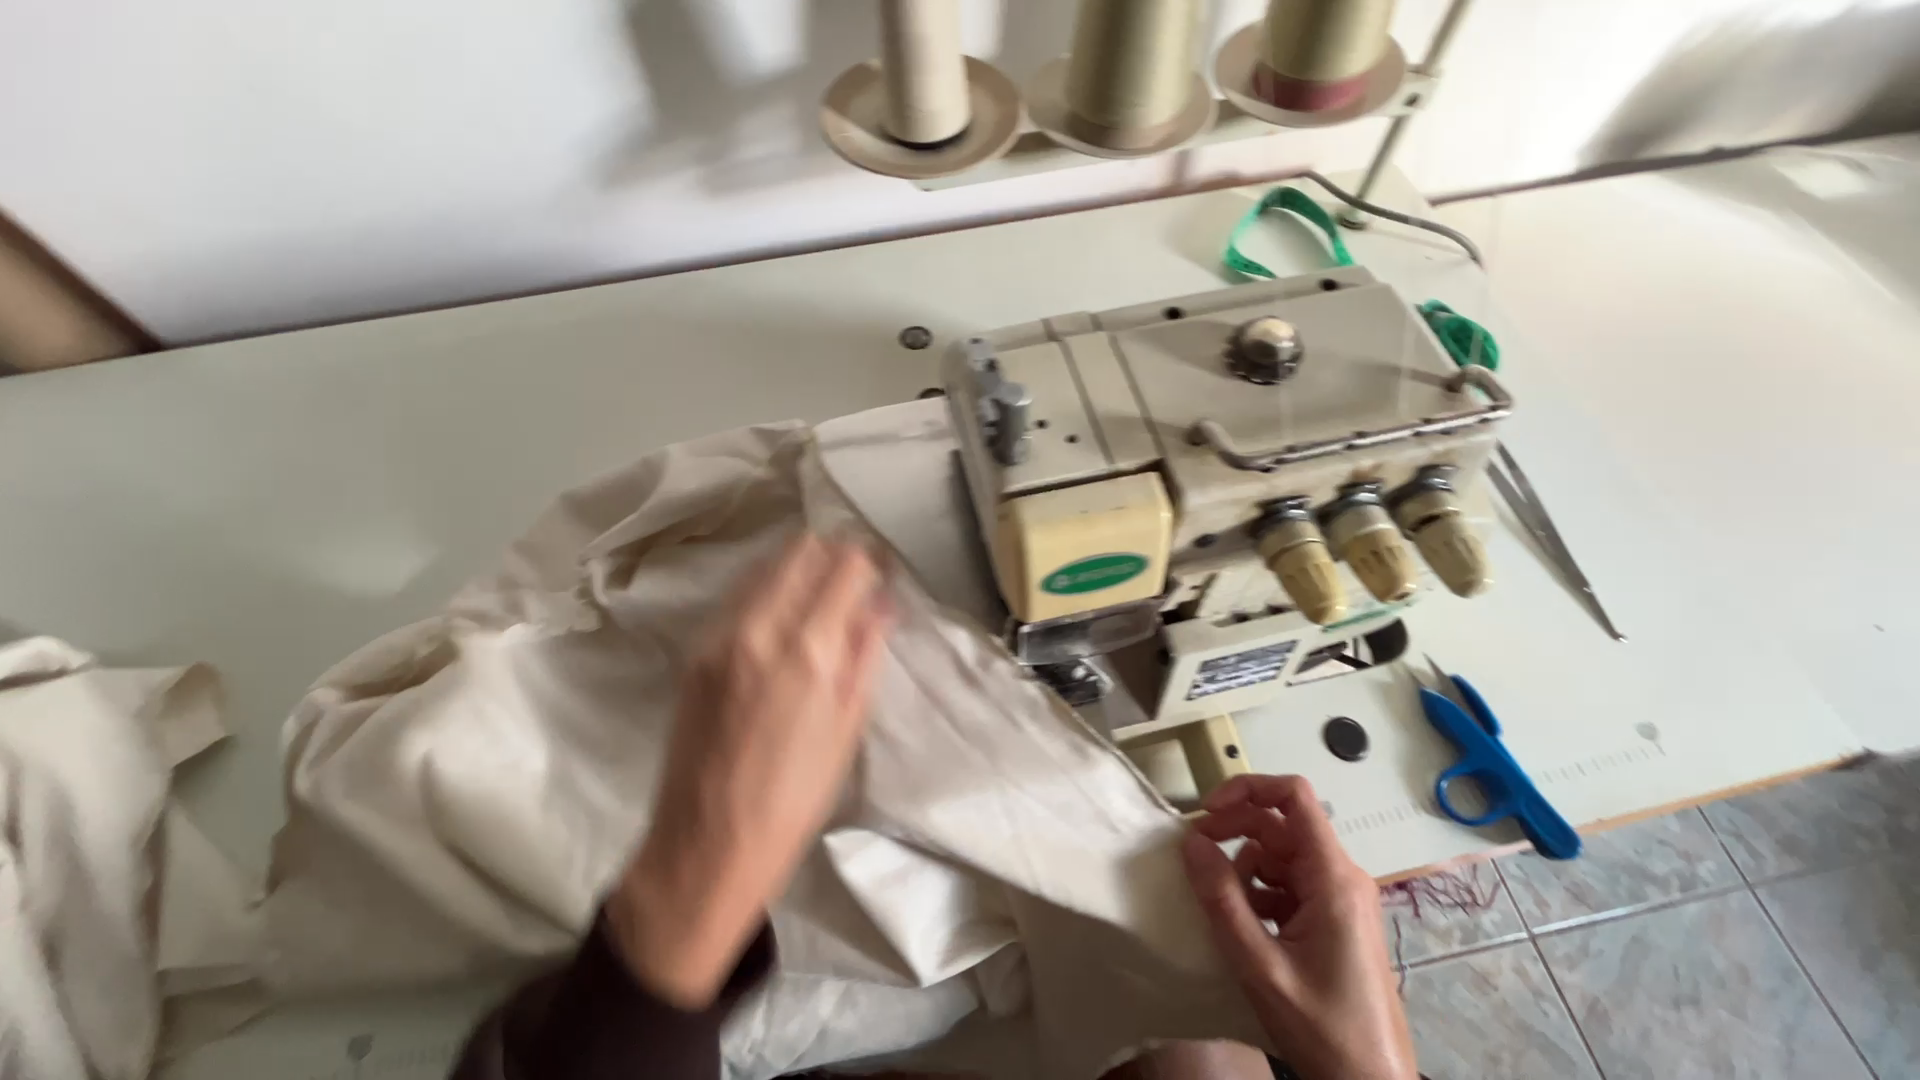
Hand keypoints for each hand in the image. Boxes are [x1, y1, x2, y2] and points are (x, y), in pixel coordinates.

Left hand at [606, 533, 891, 1007]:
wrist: (708, 842)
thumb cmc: (795, 796)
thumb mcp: (848, 727)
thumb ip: (865, 654)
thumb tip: (881, 604)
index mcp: (807, 650)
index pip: (843, 566)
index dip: (868, 560)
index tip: (880, 569)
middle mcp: (757, 627)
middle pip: (798, 551)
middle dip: (831, 553)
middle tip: (851, 577)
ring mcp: (717, 635)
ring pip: (762, 566)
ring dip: (796, 566)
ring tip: (817, 593)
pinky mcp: (694, 651)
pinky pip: (736, 595)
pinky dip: (764, 589)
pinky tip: (779, 615)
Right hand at [1180, 775, 1417, 1079]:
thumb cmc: (1323, 1028)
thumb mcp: (1260, 965)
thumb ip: (1222, 900)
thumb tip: (1191, 842)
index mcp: (1333, 877)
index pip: (1293, 796)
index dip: (1246, 788)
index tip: (1206, 811)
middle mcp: (1341, 877)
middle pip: (1280, 825)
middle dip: (1233, 830)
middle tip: (1193, 854)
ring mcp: (1340, 899)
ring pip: (1281, 855)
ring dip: (1243, 865)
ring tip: (1216, 899)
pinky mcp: (1334, 921)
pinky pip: (1289, 885)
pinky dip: (1258, 892)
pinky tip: (1240, 922)